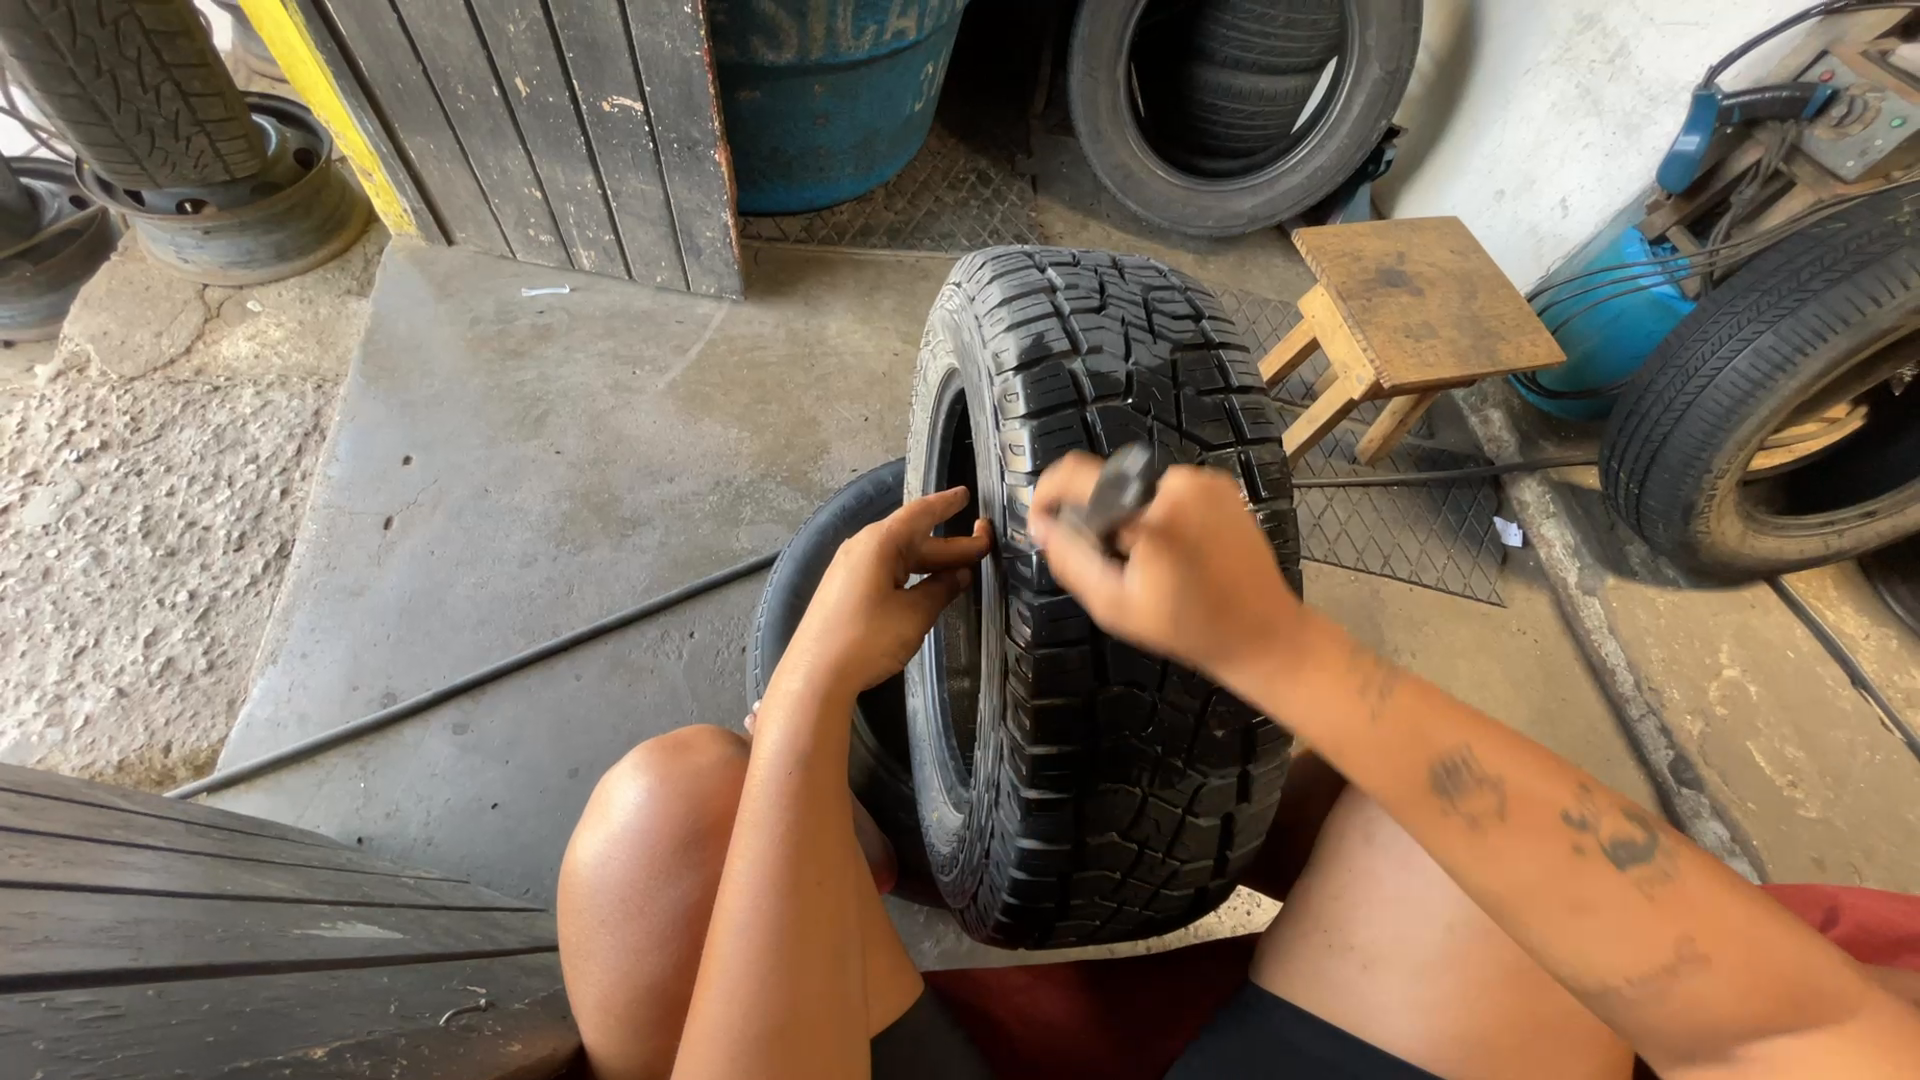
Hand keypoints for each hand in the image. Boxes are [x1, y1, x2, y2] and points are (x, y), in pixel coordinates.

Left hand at [774, 486, 990, 701]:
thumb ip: (940, 590)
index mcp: (879, 543)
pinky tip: (928, 587)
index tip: (965, 494)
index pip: (920, 513)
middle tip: (984, 546)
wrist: (814, 676)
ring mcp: (850, 568)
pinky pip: (885, 571)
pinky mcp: (844, 589)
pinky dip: (911, 575)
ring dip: (930, 563)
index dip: (945, 504)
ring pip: (899, 557)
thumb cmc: (867, 639)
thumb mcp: (914, 615)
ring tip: (963, 570)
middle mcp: (862, 547)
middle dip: (949, 545)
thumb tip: (960, 574)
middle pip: (913, 538)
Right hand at [1031, 452, 1306, 685]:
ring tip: (1154, 563)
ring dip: (1132, 517)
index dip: (1048, 491)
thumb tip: (1040, 523)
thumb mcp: (1113, 605)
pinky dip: (1160, 513)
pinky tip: (1178, 550)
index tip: (1043, 517)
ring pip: (1138, 488)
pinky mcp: (1222, 485)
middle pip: (1109, 486)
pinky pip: (1169, 490)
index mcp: (1150, 515)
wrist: (1263, 632)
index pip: (1077, 474)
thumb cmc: (1185, 627)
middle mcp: (1178, 484)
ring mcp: (1205, 481)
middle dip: (1101, 519)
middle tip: (1116, 562)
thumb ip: (1069, 559)